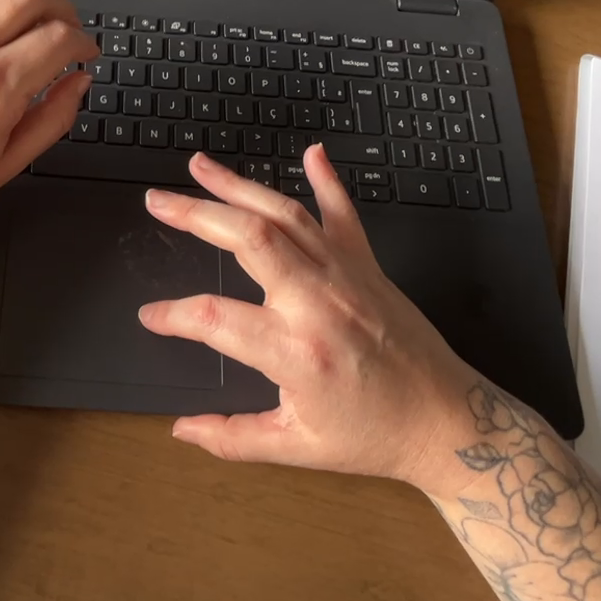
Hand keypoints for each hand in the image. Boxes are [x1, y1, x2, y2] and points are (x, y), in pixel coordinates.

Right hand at [138, 147, 485, 493]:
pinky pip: (343, 213)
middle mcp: (317, 301)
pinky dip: (326, 179)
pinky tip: (311, 152)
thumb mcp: (296, 448)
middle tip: (158, 201)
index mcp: (296, 351)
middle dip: (195, 214)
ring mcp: (345, 274)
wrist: (450, 422)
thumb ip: (232, 438)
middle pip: (247, 238)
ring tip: (200, 166)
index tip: (150, 316)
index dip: (172, 315)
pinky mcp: (368, 264)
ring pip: (285, 214)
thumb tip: (180, 429)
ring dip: (238, 185)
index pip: (213, 318)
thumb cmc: (373, 436)